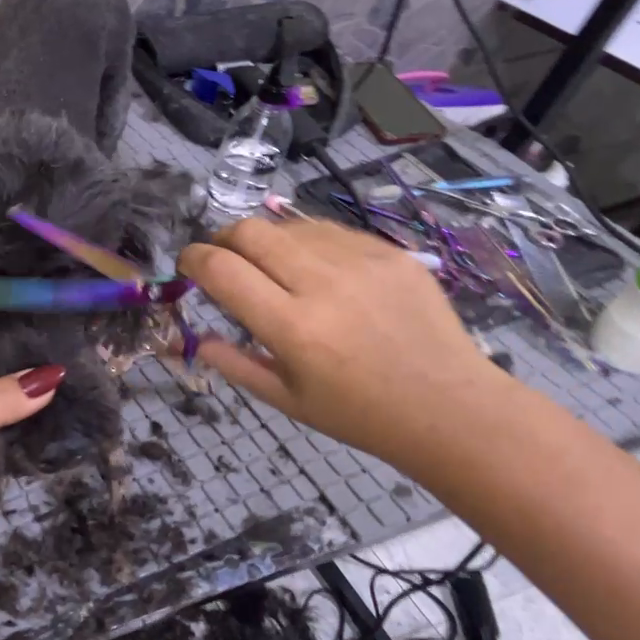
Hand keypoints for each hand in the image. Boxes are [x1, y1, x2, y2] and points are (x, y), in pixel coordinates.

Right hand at [182, 217, 514, 463]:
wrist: (452, 407)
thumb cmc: (359, 414)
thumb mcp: (285, 400)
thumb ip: (233, 363)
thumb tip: (192, 337)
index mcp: (293, 328)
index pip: (221, 269)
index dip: (193, 259)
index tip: (187, 265)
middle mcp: (324, 285)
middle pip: (250, 231)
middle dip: (223, 239)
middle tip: (223, 258)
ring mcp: (362, 263)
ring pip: (289, 225)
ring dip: (266, 240)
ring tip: (270, 266)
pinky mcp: (392, 253)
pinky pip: (330, 231)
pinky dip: (307, 243)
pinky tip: (314, 269)